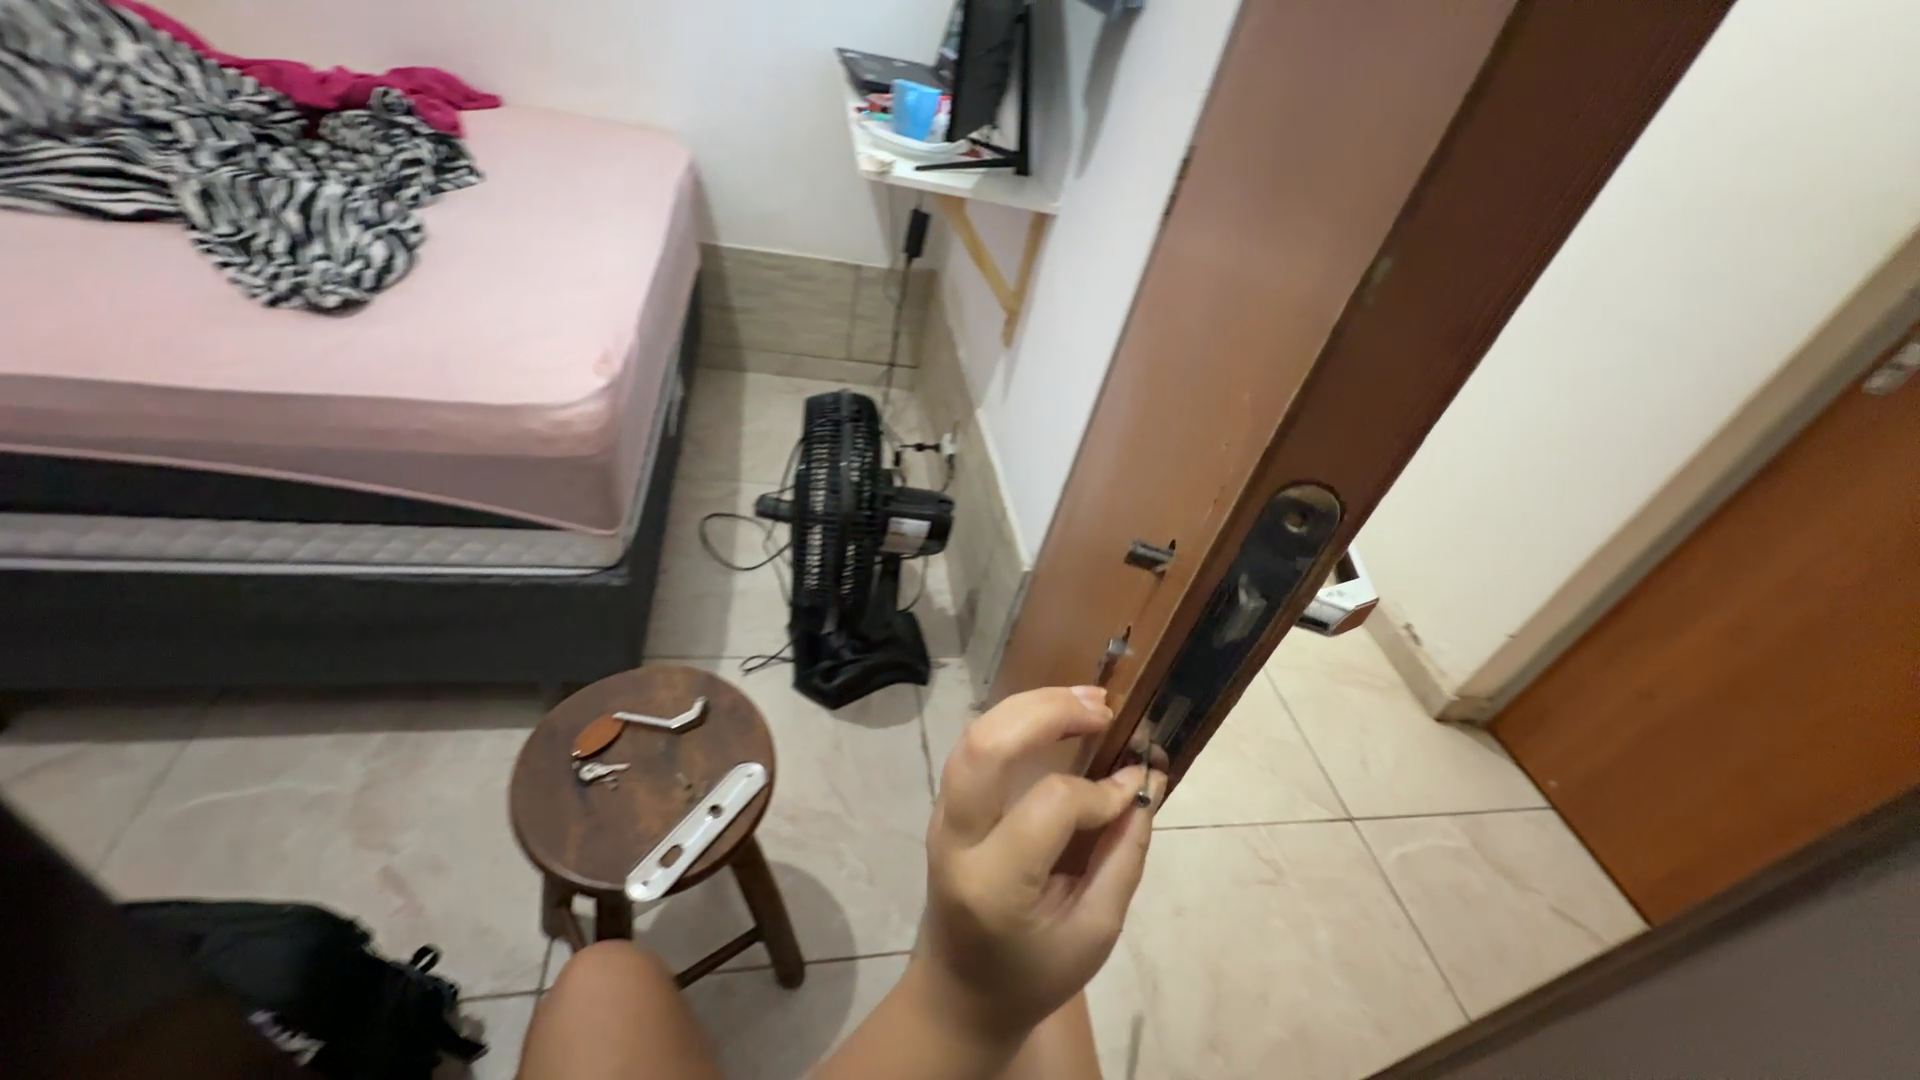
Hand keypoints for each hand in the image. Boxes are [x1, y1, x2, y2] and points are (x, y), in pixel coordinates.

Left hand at [912, 686, 1165, 1038]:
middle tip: (1105, 709)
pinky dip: (1017, 721)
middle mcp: (956, 839)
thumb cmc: (1032, 974)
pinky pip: (977, 747)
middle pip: (987, 747)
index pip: (1050, 806)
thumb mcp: (1094, 934)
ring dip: (1031, 706)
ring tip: (1089, 701)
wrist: (958, 994)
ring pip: (975, 735)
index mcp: (994, 883)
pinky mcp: (947, 805)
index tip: (1136, 790)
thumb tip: (1145, 784)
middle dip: (1047, 712)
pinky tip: (1057, 717)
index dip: (1101, 791)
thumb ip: (1123, 858)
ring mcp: (942, 817)